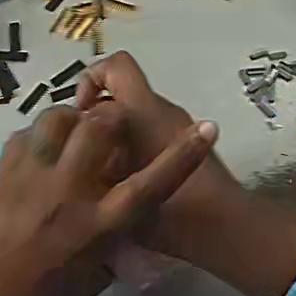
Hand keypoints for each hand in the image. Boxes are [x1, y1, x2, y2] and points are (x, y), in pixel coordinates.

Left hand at [0, 102, 218, 295]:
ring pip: (58, 118)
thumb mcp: (96, 273)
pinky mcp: (3, 173)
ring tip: (79, 132)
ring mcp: (31, 177)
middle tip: (116, 124)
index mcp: (97, 226)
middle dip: (115, 114)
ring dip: (75, 117)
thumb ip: (116, 235)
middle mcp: (66, 192)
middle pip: (99, 127)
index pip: (150, 184)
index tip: (208, 129)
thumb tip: (126, 212)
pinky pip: (27, 134)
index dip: (182, 156)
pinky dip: (43, 135)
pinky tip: (45, 151)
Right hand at [75, 52, 295, 295]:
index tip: (79, 115)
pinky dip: (132, 147)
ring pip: (135, 116)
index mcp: (144, 113)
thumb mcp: (115, 191)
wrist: (224, 228)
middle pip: (122, 93)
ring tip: (98, 172)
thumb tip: (70, 151)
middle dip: (97, 114)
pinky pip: (150, 132)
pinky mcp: (188, 147)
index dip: (90, 79)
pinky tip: (122, 184)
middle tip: (81, 149)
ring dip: (113, 135)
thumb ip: (89, 166)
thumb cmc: (170, 211)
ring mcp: (178, 127)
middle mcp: (163, 112)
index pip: (116, 66)